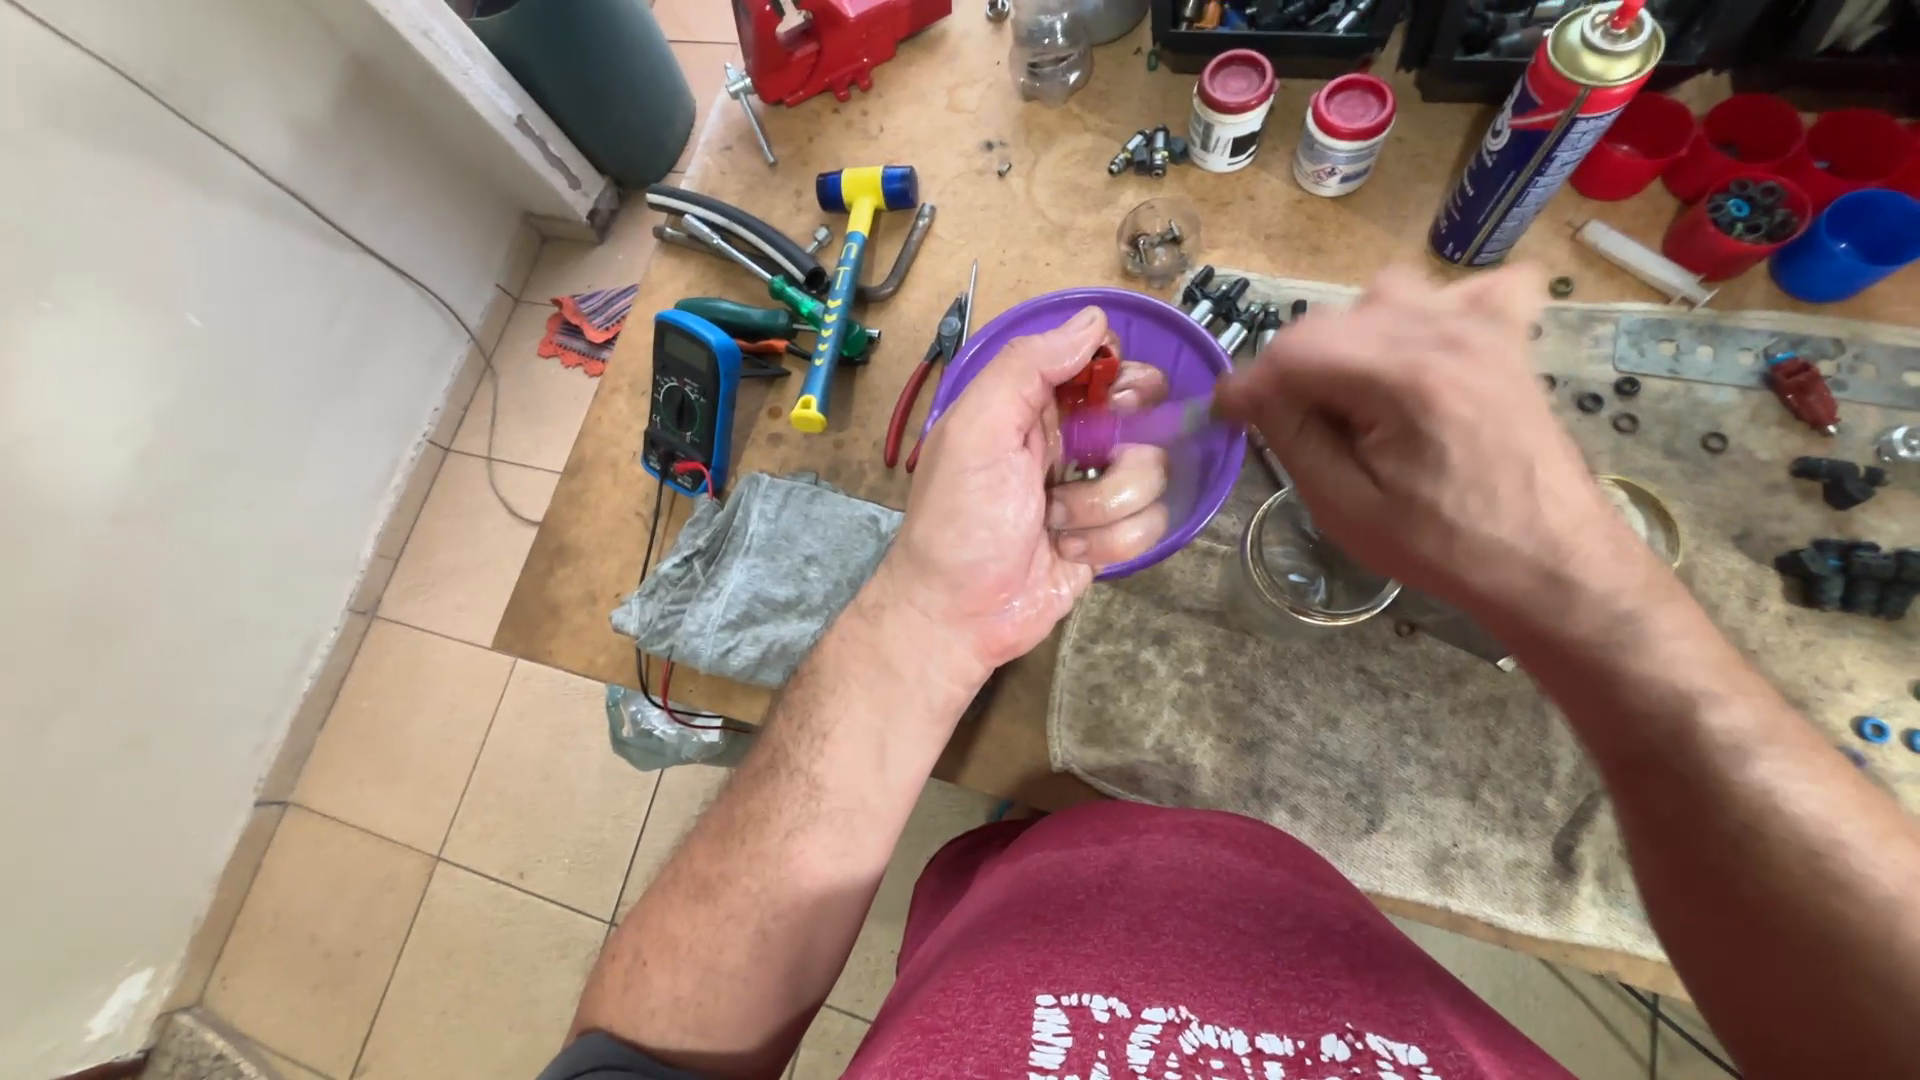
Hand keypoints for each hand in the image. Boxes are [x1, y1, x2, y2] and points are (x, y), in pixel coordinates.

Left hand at [877, 305, 1170, 672]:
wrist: (958, 614)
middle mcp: (1067, 442)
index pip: (1102, 365)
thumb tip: (1093, 320)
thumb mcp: (976, 431)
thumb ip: (1026, 367)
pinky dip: (1111, 543)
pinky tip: (1069, 552)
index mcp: (1031, 406)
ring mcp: (1092, 491)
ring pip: (1153, 474)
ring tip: (1054, 525)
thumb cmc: (958, 521)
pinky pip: (1150, 523)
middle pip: (1142, 417)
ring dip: (1102, 507)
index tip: (1111, 403)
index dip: (1119, 380)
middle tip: (1084, 466)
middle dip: (1121, 449)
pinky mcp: (1110, 538)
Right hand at [1214, 265, 1649, 627]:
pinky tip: (1419, 356)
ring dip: (1348, 340)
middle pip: (1330, 321)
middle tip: (1286, 424)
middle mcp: (1446, 331)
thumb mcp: (1343, 506)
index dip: (1247, 384)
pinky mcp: (1507, 335)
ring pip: (1380, 297)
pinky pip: (1457, 292)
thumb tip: (1251, 394)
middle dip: (1290, 370)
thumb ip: (1291, 436)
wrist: (1550, 560)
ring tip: (1351, 396)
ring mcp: (1484, 325)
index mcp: (1404, 379)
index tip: (1224, 417)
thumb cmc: (1442, 546)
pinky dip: (1425, 314)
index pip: (1294, 351)